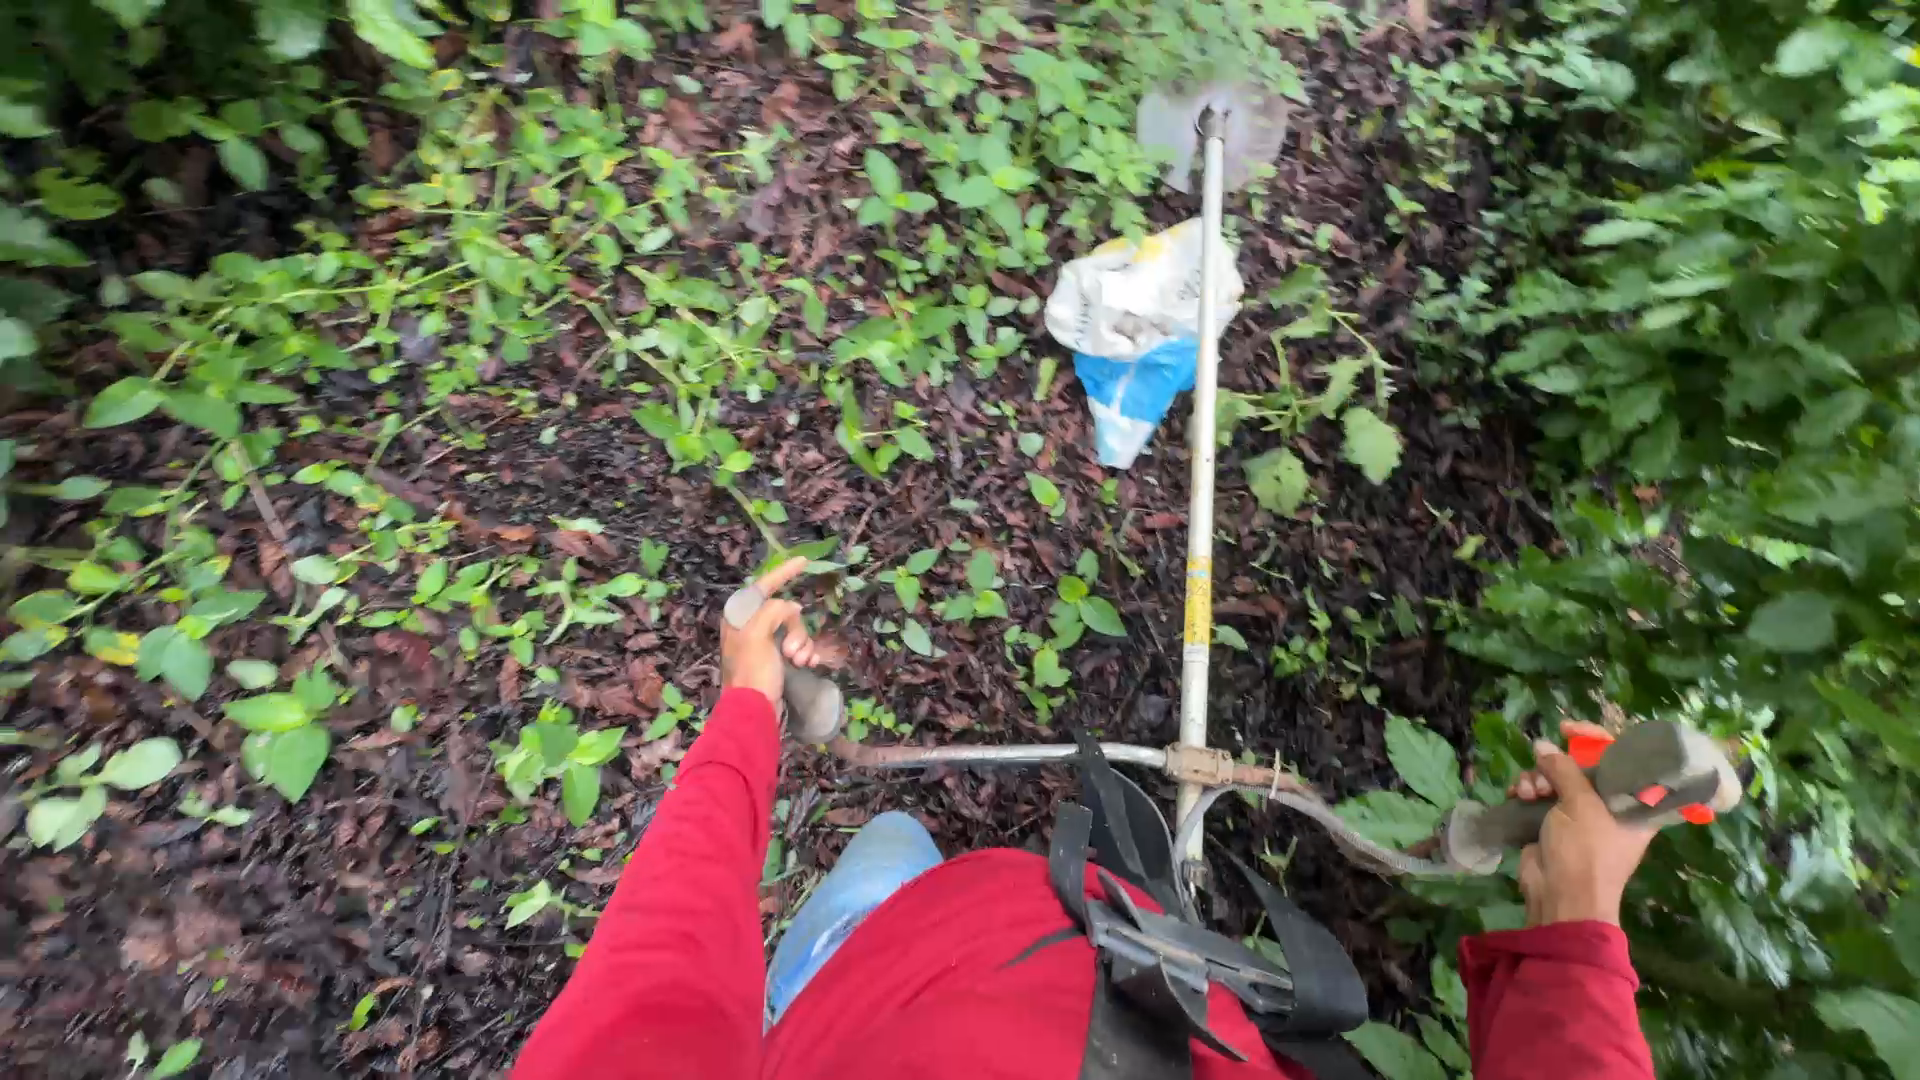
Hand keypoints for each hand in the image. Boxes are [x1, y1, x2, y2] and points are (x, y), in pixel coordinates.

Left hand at [720, 557, 820, 705]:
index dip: (784, 573)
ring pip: (796, 629)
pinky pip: (799, 645)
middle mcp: (751, 626)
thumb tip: (792, 609)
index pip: (763, 586)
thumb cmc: (752, 670)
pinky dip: (806, 652)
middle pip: (786, 611)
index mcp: (740, 616)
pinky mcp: (777, 659)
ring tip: (799, 661)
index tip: (804, 561)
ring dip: (802, 643)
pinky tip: (808, 663)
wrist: (754, 711)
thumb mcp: (758, 633)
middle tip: (791, 649)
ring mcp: (765, 643)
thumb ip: (774, 610)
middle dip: (796, 628)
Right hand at [1508, 720, 1655, 927]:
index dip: (1596, 738)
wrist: (1563, 894)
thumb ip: (1564, 770)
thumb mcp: (1580, 805)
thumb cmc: (1586, 851)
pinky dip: (1526, 790)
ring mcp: (1580, 814)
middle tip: (1542, 772)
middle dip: (1555, 764)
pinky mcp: (1553, 822)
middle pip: (1580, 766)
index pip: (1622, 759)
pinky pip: (1538, 793)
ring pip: (1554, 778)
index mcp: (1633, 803)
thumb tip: (1543, 746)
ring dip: (1536, 778)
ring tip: (1527, 792)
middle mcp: (1609, 805)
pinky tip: (1517, 796)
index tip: (1567, 729)